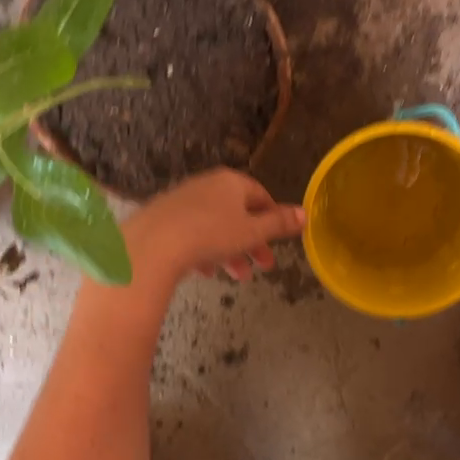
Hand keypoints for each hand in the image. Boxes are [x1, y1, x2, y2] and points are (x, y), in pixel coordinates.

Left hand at [127, 169, 303, 281]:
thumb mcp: (253, 232)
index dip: (272, 216)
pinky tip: (206, 272)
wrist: (153, 244)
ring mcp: (182, 200)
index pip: (260, 195)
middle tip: (264, 265)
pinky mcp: (163, 218)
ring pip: (215, 226)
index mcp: (232, 183)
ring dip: (231, 251)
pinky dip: (204, 251)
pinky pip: (192, 233)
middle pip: (238, 213)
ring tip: (238, 276)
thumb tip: (305, 213)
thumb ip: (279, 224)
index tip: (279, 237)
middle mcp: (207, 185)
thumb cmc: (212, 234)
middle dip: (253, 242)